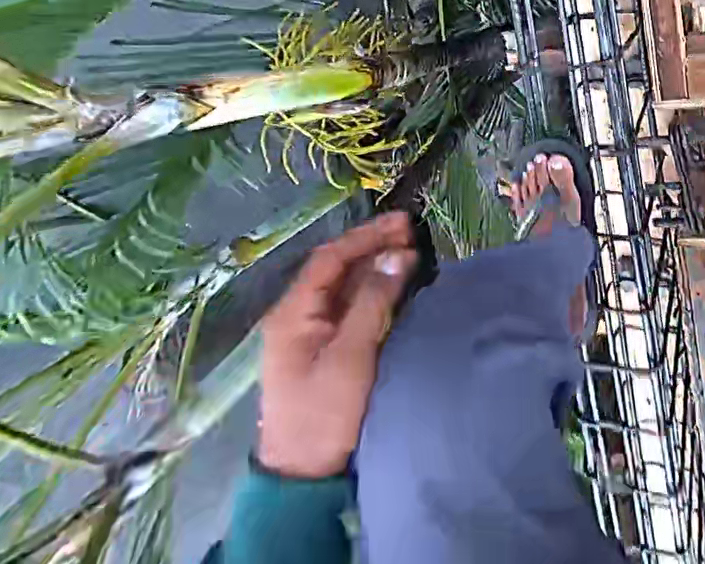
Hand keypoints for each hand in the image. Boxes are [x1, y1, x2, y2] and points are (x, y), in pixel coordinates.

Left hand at [256, 211, 416, 478]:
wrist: (303, 480)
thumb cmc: (324, 414)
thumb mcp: (350, 358)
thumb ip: (373, 303)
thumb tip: (398, 256)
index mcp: (293, 311)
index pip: (330, 258)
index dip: (365, 236)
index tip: (401, 224)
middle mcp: (299, 314)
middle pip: (337, 268)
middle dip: (373, 247)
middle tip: (411, 232)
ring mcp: (312, 332)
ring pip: (345, 286)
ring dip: (376, 267)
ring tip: (411, 251)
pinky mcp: (326, 348)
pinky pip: (351, 307)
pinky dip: (374, 291)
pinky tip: (397, 284)